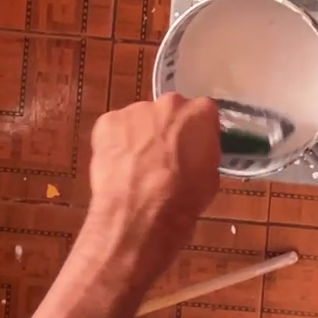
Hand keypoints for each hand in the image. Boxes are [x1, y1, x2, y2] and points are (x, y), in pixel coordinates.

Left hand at [84, 94, 220, 272]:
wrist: (142, 213)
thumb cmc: (184, 198)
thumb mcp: (210, 175)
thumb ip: (202, 153)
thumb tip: (193, 154)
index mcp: (200, 112)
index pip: (202, 114)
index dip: (196, 133)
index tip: (192, 149)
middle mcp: (170, 103)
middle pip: (169, 111)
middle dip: (167, 129)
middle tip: (164, 157)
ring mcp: (136, 110)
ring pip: (139, 120)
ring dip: (140, 136)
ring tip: (136, 167)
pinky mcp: (107, 122)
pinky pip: (114, 130)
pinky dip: (115, 144)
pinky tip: (118, 167)